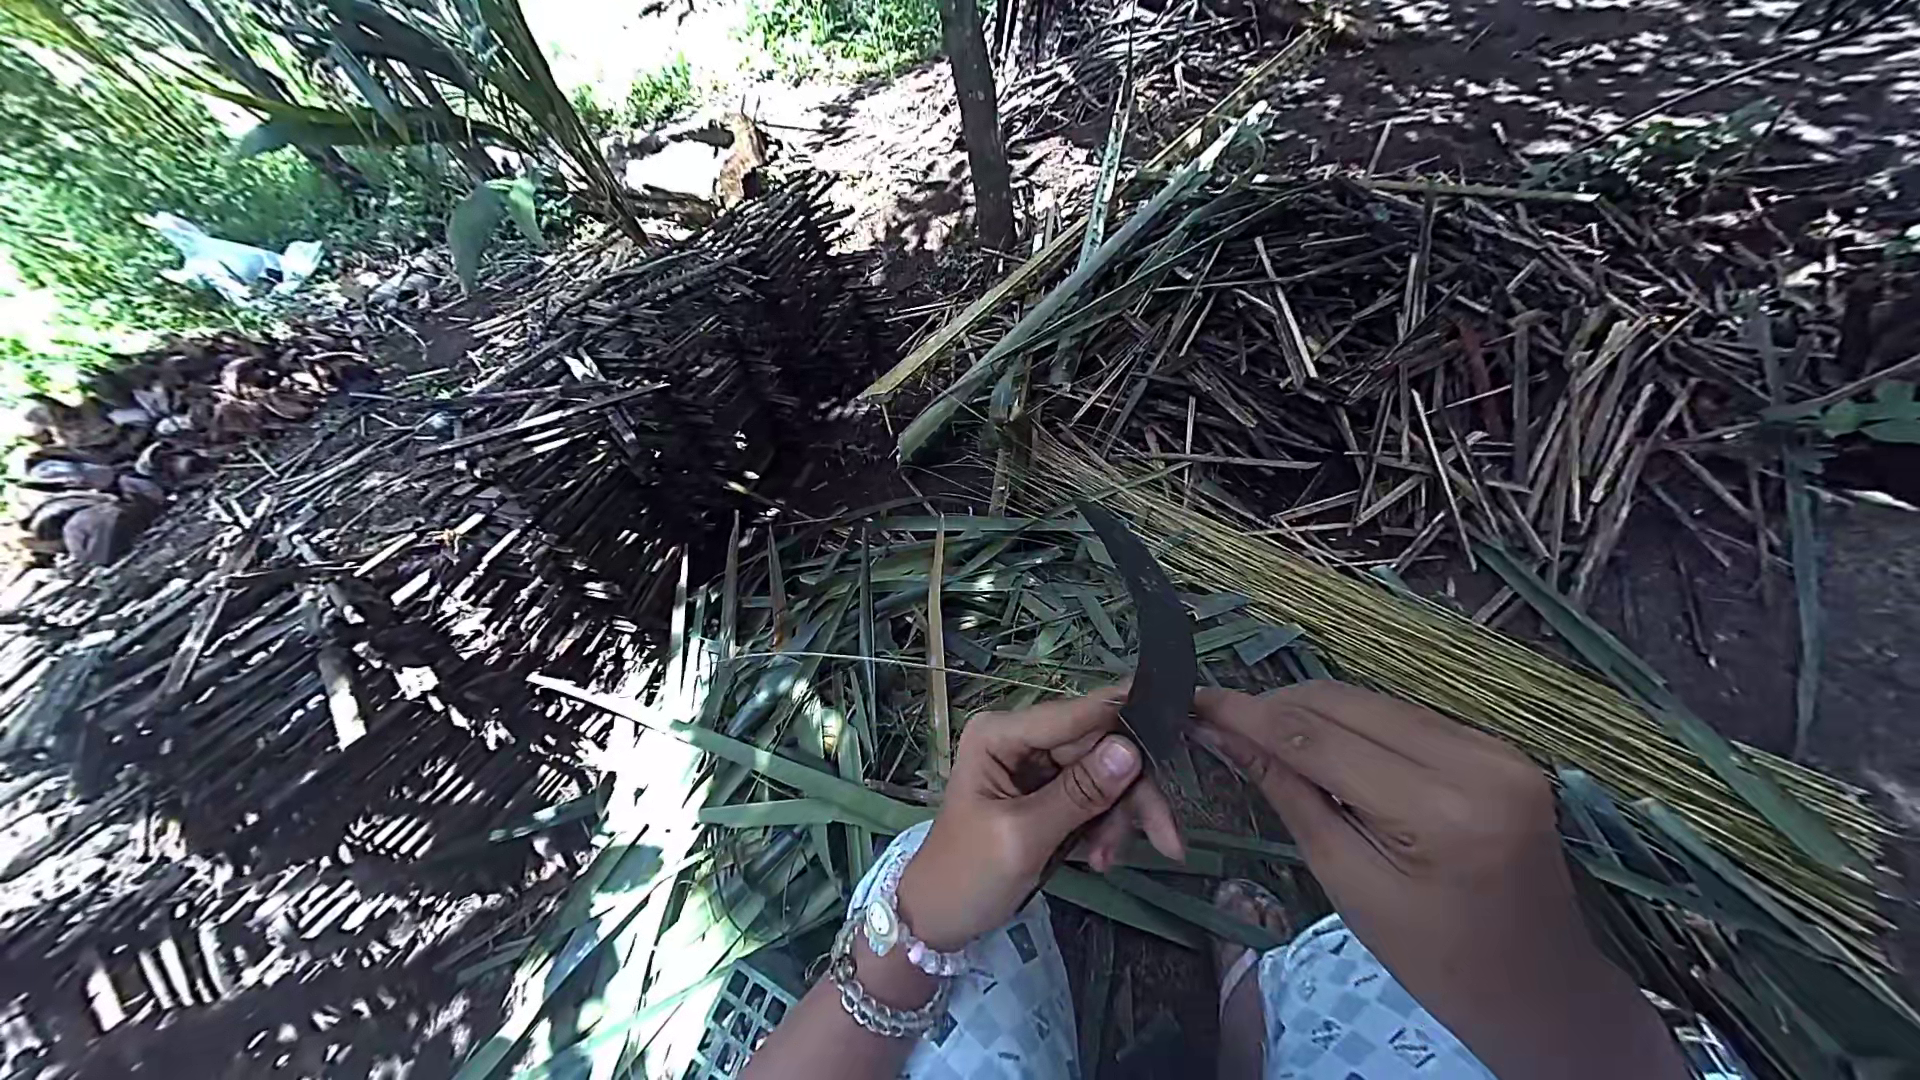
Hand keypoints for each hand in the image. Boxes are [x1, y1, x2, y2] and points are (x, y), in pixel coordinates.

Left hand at [896, 687, 1184, 950]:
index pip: (1076, 714)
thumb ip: (1079, 793)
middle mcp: (1020, 737)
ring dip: (1117, 817)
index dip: (1126, 717)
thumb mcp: (1024, 836)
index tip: (1182, 720)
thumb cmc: (968, 874)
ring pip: (1102, 772)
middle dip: (1130, 792)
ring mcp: (1034, 763)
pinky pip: (1092, 795)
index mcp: (1001, 732)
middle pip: (1097, 746)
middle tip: (1166, 840)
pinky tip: (1099, 858)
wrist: (939, 917)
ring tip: (1108, 860)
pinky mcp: (1045, 789)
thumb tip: (1130, 749)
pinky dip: (1104, 826)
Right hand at [1194, 681, 1686, 1078]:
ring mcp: (1493, 747)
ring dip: (1303, 709)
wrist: (1547, 995)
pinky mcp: (1492, 745)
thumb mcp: (1344, 878)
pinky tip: (1315, 741)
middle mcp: (1477, 761)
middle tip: (1218, 718)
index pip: (1316, 738)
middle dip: (1271, 706)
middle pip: (1340, 703)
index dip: (1246, 714)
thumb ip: (1283, 790)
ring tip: (1259, 731)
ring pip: (1363, 699)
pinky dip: (1343, 719)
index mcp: (1441, 811)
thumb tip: (1219, 732)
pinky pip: (1392, 712)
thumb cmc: (1435, 960)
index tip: (1195, 700)